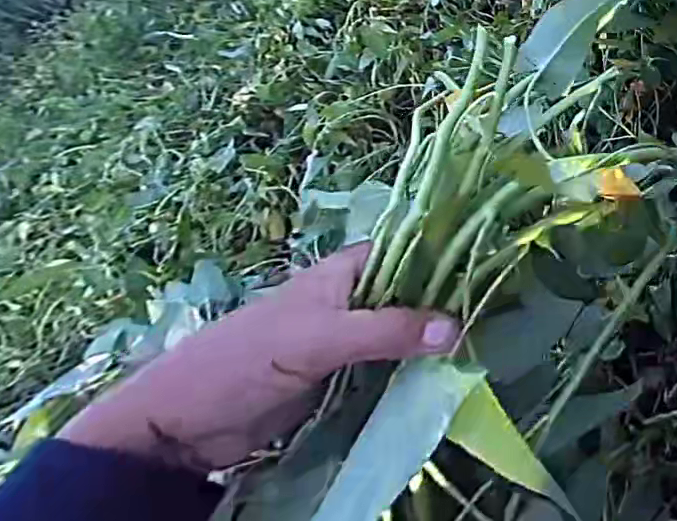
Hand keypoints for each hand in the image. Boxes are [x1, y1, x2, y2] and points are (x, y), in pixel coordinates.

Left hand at [60, 243, 459, 470]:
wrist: (180, 427)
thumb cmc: (248, 357)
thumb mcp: (320, 338)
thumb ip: (388, 330)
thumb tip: (459, 326)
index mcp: (353, 267)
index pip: (416, 249)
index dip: (453, 255)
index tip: (494, 269)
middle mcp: (359, 293)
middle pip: (417, 291)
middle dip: (450, 302)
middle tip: (495, 314)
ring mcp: (353, 334)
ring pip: (407, 329)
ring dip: (435, 339)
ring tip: (481, 344)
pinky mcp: (347, 372)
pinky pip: (392, 363)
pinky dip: (415, 368)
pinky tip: (444, 373)